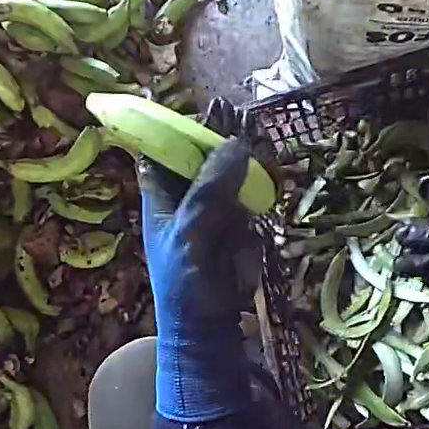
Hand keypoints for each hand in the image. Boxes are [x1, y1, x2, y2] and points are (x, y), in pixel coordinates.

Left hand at [140, 101, 253, 422]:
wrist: (209, 323)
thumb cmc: (184, 279)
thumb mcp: (190, 231)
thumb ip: (211, 188)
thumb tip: (236, 146)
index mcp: (161, 195)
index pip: (161, 151)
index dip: (171, 127)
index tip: (191, 106)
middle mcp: (187, 195)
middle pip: (199, 154)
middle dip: (214, 132)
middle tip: (229, 107)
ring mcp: (215, 207)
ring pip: (228, 168)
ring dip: (240, 147)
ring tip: (250, 122)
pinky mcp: (239, 220)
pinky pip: (249, 189)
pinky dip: (258, 173)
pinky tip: (267, 157)